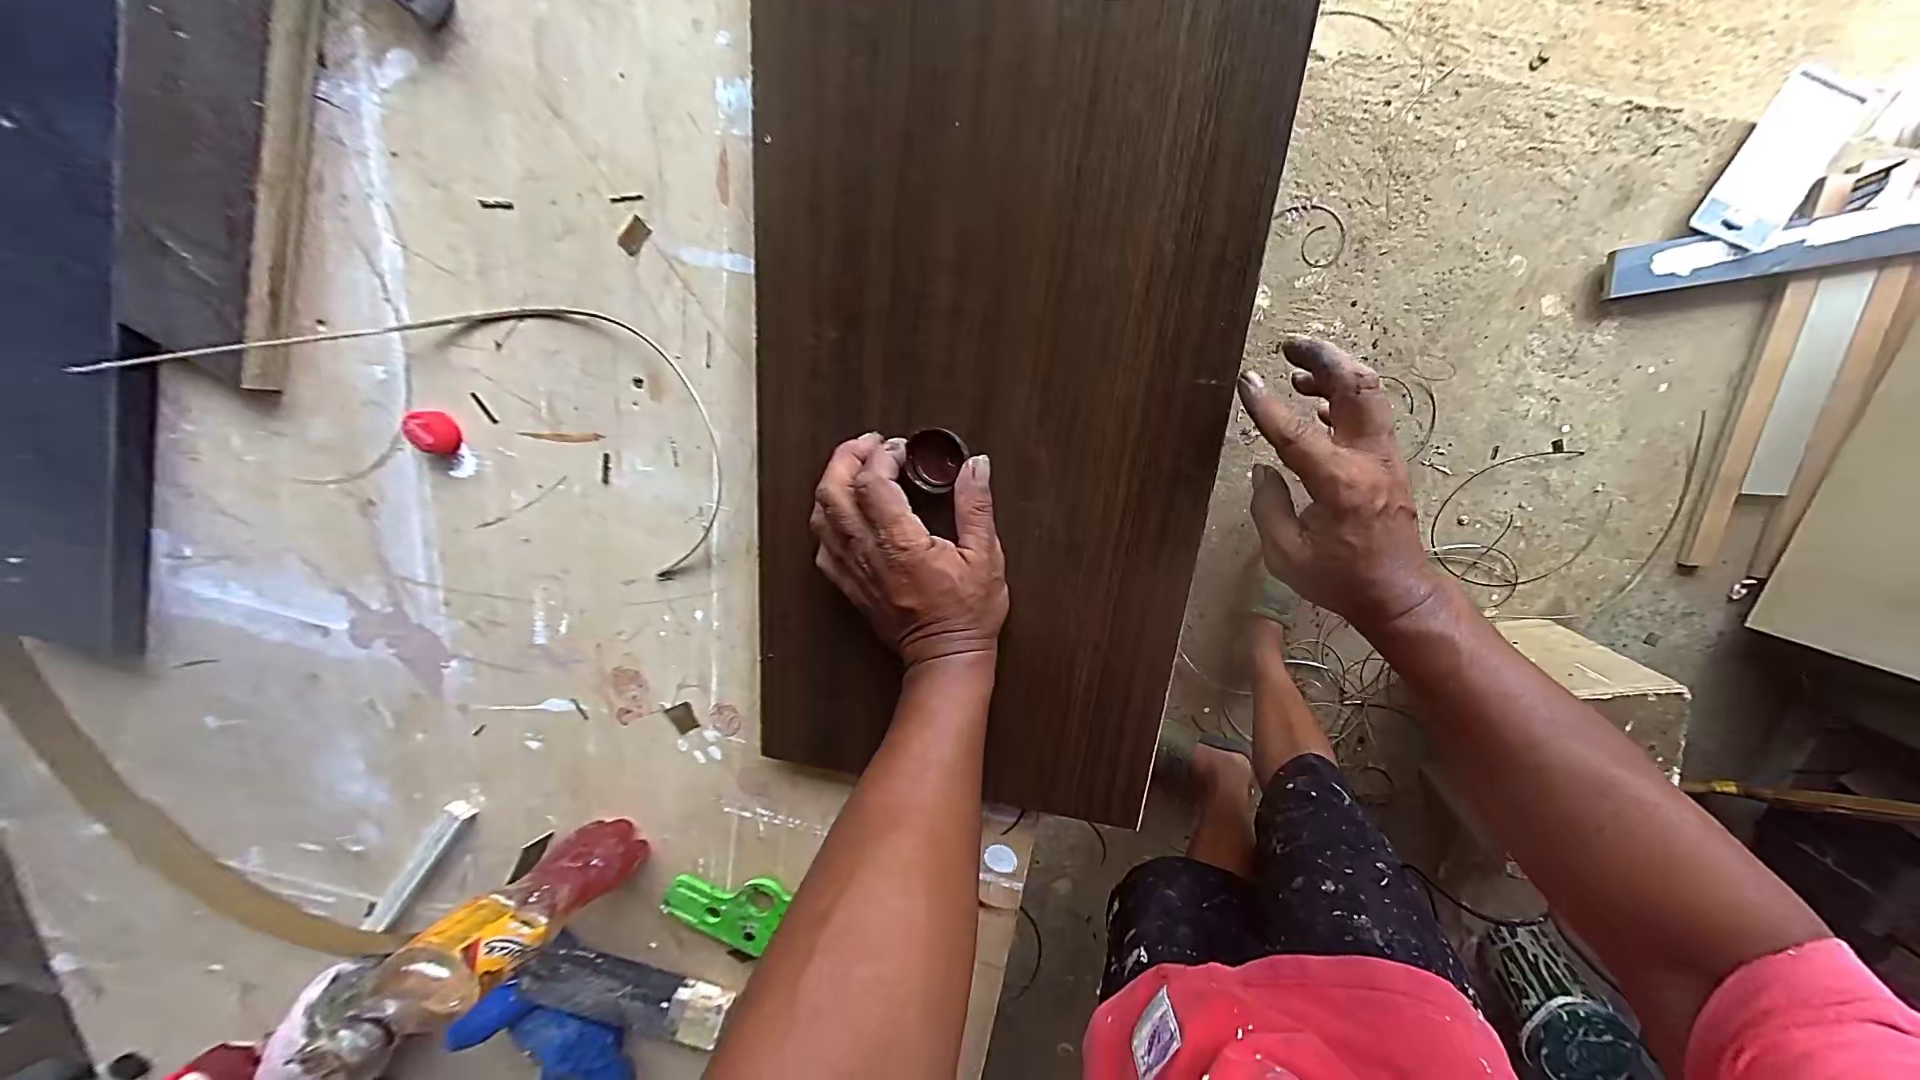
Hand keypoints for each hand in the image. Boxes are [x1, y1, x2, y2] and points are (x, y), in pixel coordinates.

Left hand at [809, 433, 1008, 666]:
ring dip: (833, 483)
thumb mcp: (986, 556)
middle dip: (847, 457)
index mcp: (902, 544)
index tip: (901, 449)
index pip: (873, 482)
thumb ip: (976, 506)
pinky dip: (827, 519)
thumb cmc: (967, 614)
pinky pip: (822, 545)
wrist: (944, 657)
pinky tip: (845, 512)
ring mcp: (854, 570)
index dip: (882, 455)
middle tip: (869, 445)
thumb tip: (976, 467)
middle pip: (833, 491)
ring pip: (821, 515)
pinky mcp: (850, 584)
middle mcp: (870, 554)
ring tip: (855, 468)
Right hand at [1237, 338, 1439, 631]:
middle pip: (1358, 388)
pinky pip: (1372, 413)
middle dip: (1324, 358)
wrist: (1396, 591)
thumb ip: (1268, 506)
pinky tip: (1319, 401)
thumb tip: (1263, 470)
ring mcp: (1386, 457)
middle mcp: (1369, 461)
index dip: (1267, 405)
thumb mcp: (1285, 553)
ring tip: (1299, 368)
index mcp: (1339, 485)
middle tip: (1289, 346)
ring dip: (1337, 371)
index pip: (1297, 433)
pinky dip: (1346, 395)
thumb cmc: (1338, 578)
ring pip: (1372, 393)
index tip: (1246, 380)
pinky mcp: (1390, 461)